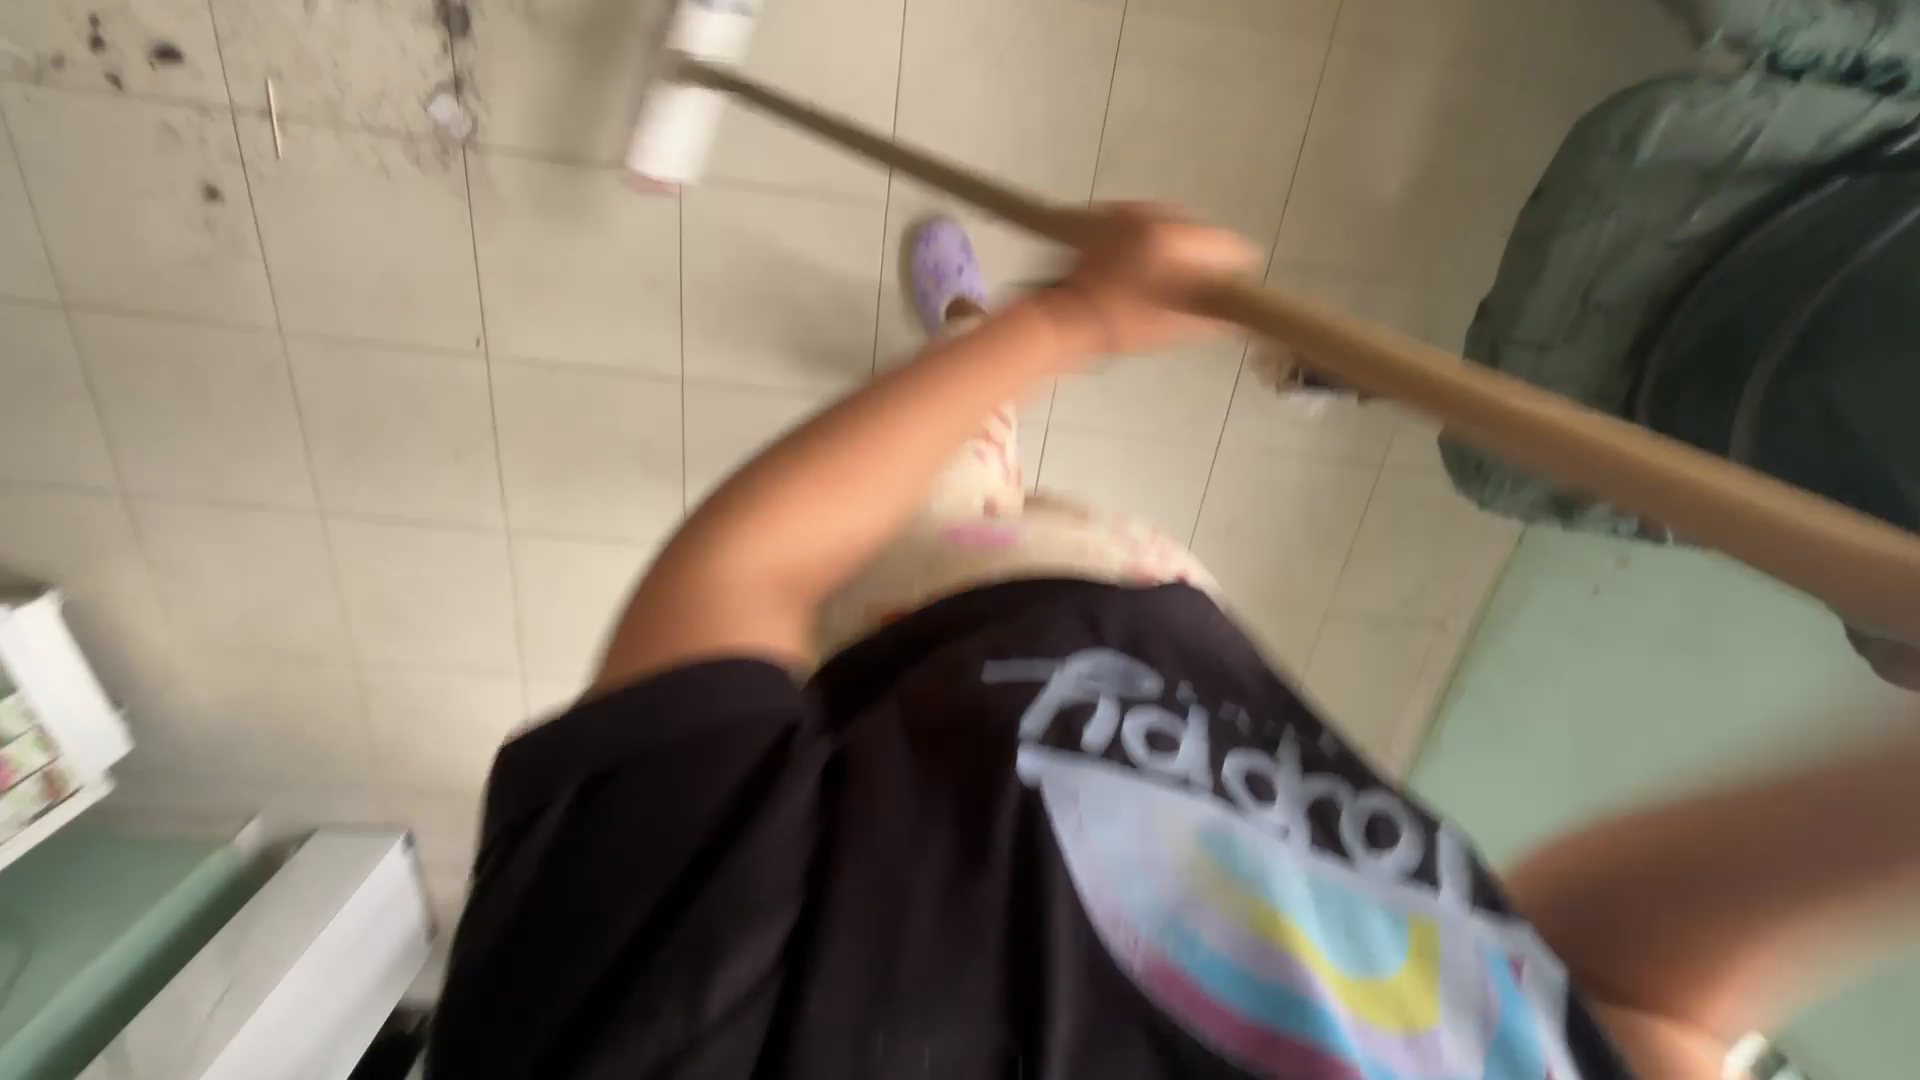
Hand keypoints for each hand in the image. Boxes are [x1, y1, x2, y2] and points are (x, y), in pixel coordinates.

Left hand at [1041, 202, 1259, 357]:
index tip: (1244, 268)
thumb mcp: (1168, 327)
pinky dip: (1148, 235)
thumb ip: (1207, 320)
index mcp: (1171, 240)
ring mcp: (1123, 213)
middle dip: (1202, 249)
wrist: (1061, 319)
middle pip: (1194, 228)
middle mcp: (1150, 217)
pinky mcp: (1102, 216)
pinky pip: (1138, 220)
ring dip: (1175, 240)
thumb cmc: (1115, 326)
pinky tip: (1144, 258)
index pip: (1221, 243)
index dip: (1236, 259)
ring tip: (1174, 267)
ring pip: (1166, 221)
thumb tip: (1236, 322)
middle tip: (1205, 273)